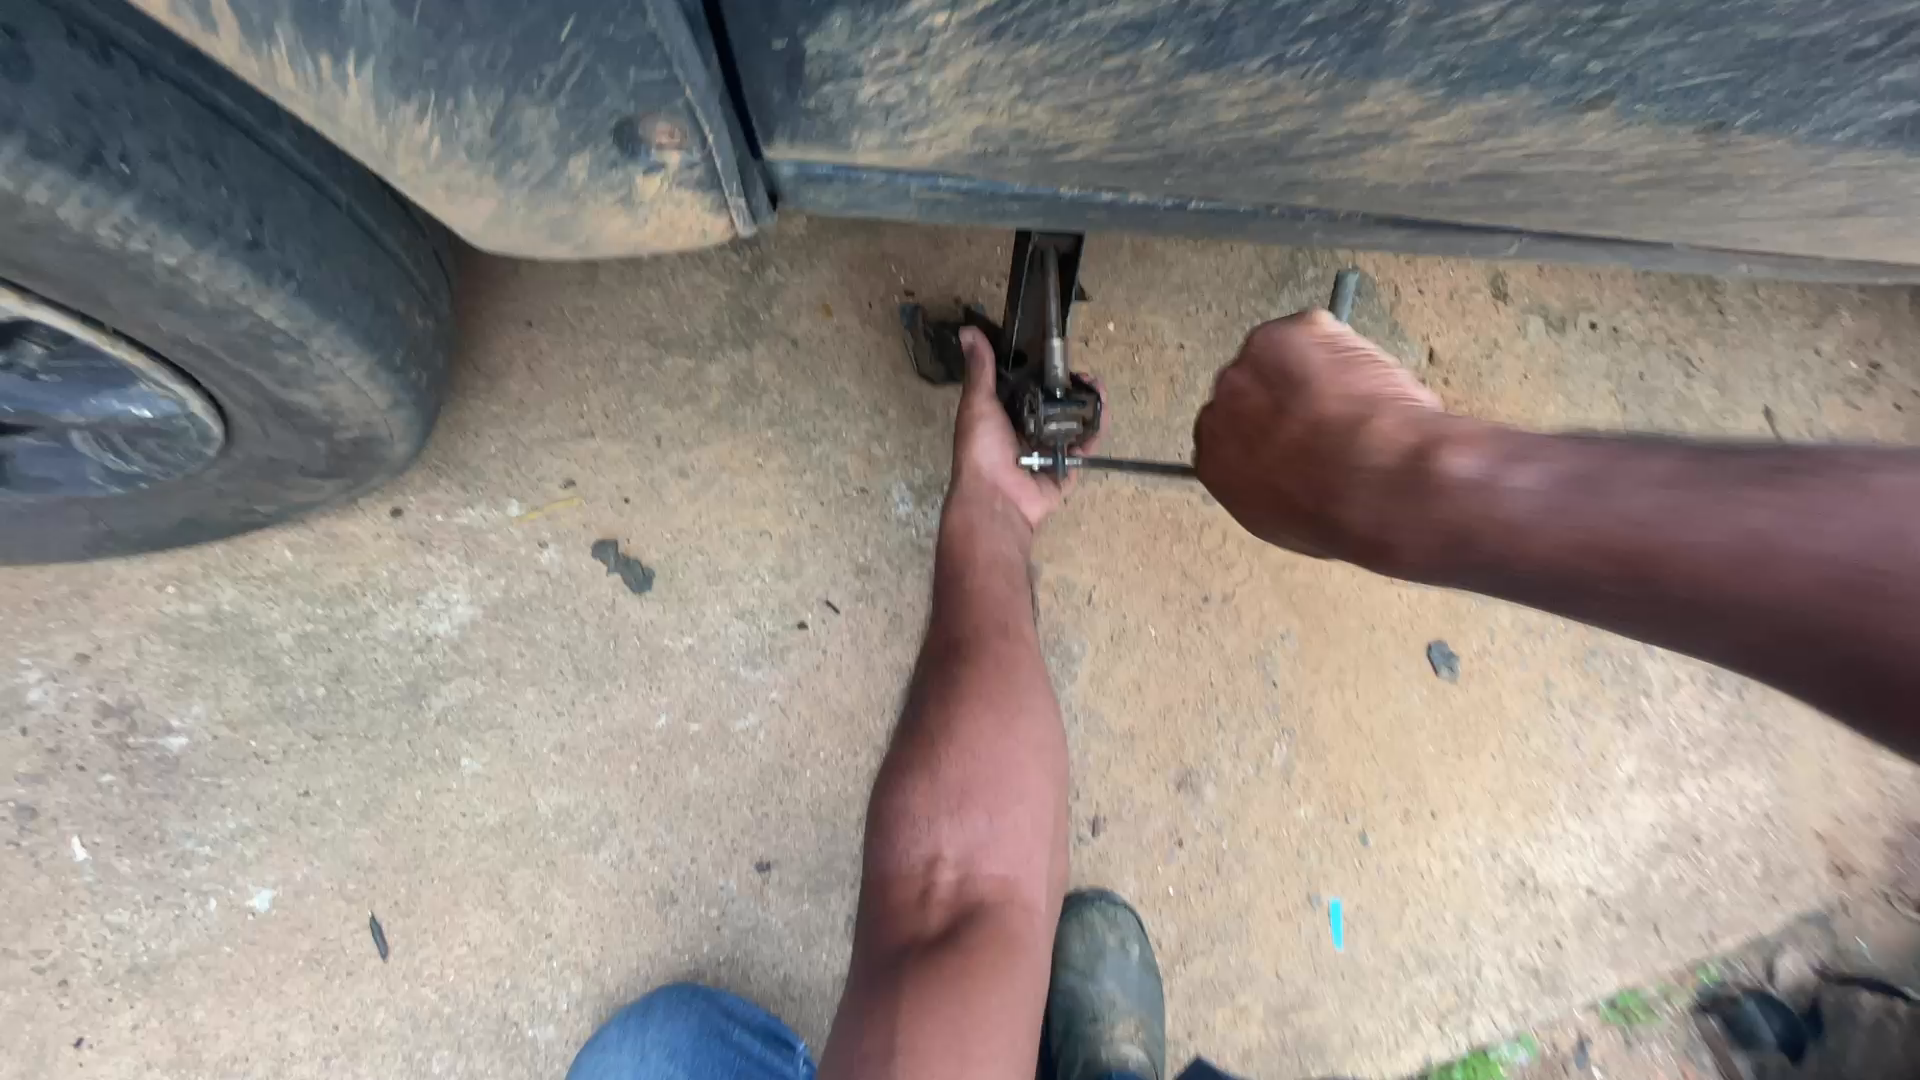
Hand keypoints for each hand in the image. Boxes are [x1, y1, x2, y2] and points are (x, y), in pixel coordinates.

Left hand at [947, 326, 1096, 532]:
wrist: (996, 497)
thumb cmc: (981, 450)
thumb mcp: (978, 402)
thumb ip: (981, 369)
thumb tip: (968, 331)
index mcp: (1002, 417)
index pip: (1027, 388)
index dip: (1043, 371)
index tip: (1058, 355)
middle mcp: (1025, 433)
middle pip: (1054, 405)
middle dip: (1071, 387)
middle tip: (1084, 373)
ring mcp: (1047, 452)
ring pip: (1073, 423)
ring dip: (1088, 404)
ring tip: (1097, 387)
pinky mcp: (1065, 469)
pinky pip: (1084, 448)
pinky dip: (1096, 431)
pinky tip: (1103, 412)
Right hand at [1193, 310, 1447, 562]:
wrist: (1369, 480)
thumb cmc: (1331, 510)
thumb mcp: (1281, 520)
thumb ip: (1264, 486)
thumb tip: (1285, 477)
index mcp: (1213, 456)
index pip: (1229, 432)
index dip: (1265, 430)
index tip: (1292, 437)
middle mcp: (1220, 407)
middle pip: (1250, 388)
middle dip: (1284, 396)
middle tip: (1329, 416)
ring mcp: (1250, 364)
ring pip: (1285, 355)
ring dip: (1314, 368)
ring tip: (1357, 402)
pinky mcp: (1290, 333)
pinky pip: (1320, 333)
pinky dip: (1345, 348)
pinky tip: (1368, 382)